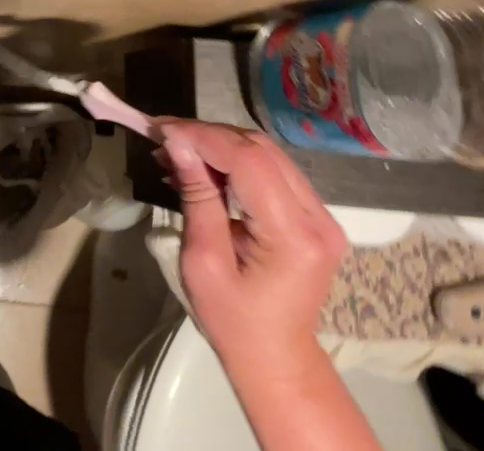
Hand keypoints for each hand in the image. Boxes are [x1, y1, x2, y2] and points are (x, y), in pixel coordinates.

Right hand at [154, 120, 349, 373]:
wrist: (275, 354)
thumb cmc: (232, 319)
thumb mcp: (202, 260)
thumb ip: (197, 198)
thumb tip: (178, 145)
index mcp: (293, 236)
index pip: (249, 161)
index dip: (202, 137)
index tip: (160, 129)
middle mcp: (318, 218)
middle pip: (260, 149)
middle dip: (207, 135)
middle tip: (162, 135)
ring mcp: (322, 215)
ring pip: (267, 153)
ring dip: (218, 143)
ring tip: (176, 149)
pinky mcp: (315, 214)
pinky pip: (272, 169)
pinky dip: (234, 159)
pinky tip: (202, 165)